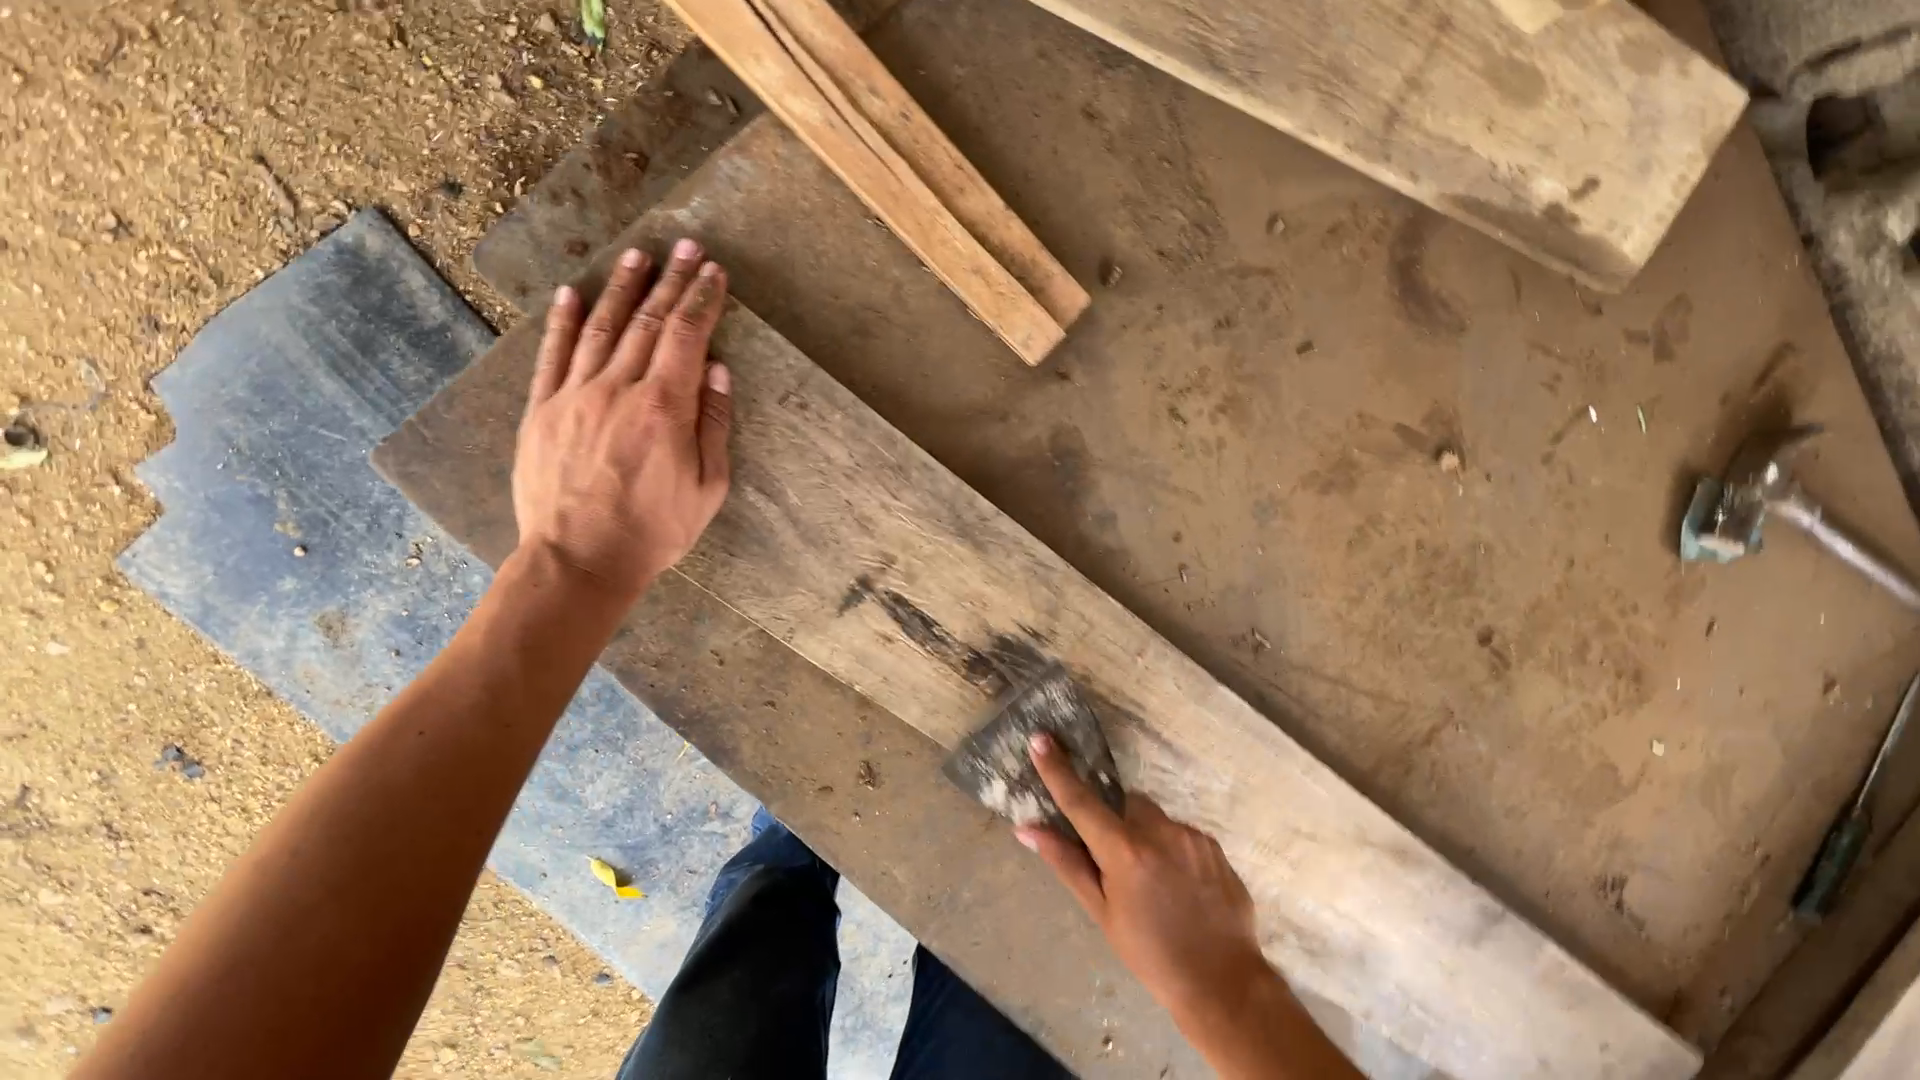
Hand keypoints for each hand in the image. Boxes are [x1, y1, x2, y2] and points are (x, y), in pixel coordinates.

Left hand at [512, 239, 732, 600]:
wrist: (580, 560)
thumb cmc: (654, 530)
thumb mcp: (708, 488)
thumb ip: (713, 425)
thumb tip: (716, 371)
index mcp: (664, 408)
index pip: (688, 336)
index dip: (702, 299)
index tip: (713, 271)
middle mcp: (618, 389)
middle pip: (648, 321)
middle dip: (670, 280)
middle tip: (685, 246)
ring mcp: (574, 395)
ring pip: (601, 328)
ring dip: (622, 288)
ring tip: (637, 257)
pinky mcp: (541, 410)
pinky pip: (552, 354)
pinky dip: (562, 321)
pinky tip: (572, 293)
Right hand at [1018, 734, 1270, 1020]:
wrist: (1223, 983)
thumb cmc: (1150, 953)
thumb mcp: (1102, 912)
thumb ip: (1067, 863)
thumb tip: (1026, 829)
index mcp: (1125, 851)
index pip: (1080, 800)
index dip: (1057, 768)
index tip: (1040, 738)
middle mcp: (1160, 832)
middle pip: (1124, 804)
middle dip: (1114, 821)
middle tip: (1113, 862)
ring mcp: (1192, 836)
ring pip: (1154, 819)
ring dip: (1143, 836)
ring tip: (1152, 883)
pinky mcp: (1214, 846)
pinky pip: (1180, 834)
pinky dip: (1170, 849)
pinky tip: (1176, 886)